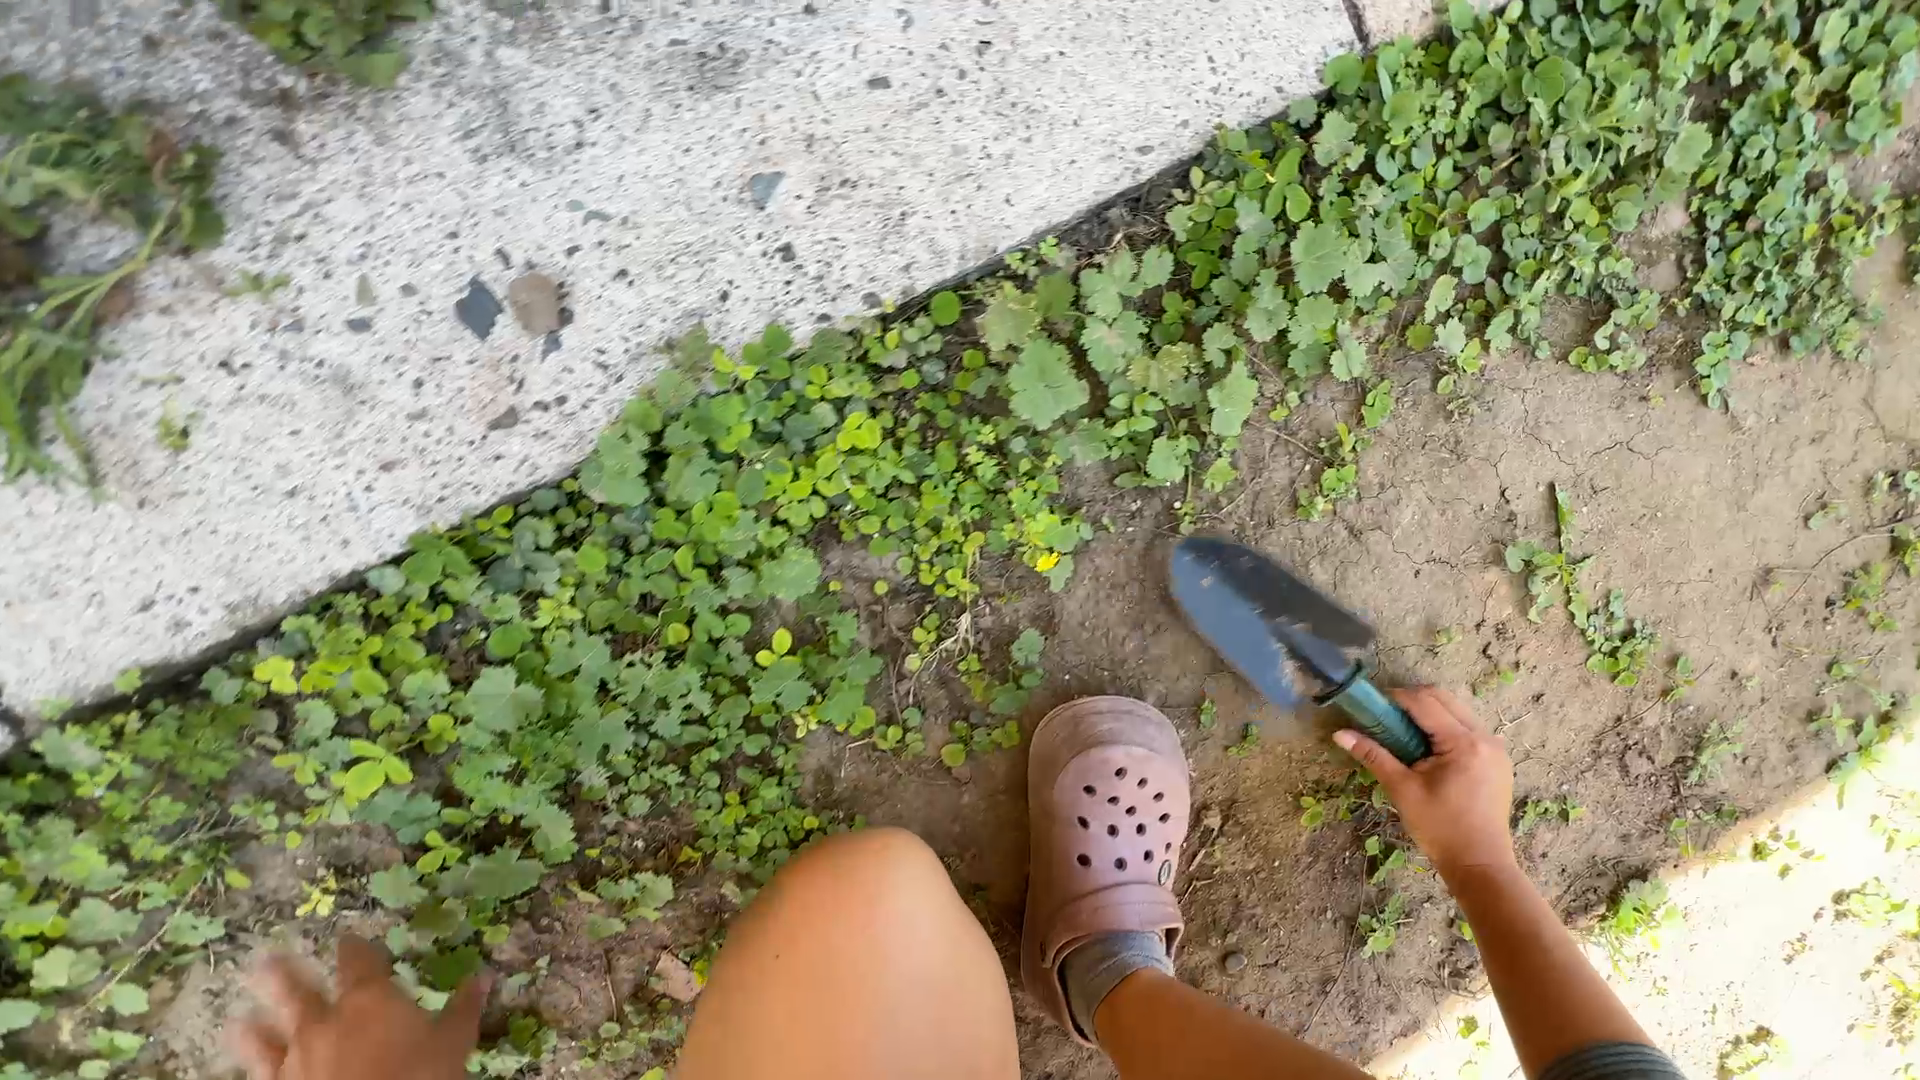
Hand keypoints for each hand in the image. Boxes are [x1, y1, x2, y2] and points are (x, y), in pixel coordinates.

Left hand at [224, 936, 489, 1079]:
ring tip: (236, 1019)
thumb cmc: (417, 1076)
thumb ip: (464, 1008)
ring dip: (253, 1028)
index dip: (354, 948)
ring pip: (267, 1039)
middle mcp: (325, 1023)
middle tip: (266, 959)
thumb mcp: (453, 1042)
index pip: (359, 963)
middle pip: (300, 994)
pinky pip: (259, 1075)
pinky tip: (242, 1068)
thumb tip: (483, 976)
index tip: (346, 937)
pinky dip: (251, 1065)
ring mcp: (294, 1063)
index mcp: (370, 1000)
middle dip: (285, 977)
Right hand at [1333, 686, 1514, 880]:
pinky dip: (1443, 726)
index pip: (1425, 702)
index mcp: (1464, 744)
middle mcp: (1486, 739)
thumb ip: (1373, 755)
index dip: (1395, 698)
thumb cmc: (1439, 827)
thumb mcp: (1401, 788)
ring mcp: (1495, 749)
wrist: (1480, 865)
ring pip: (1457, 711)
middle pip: (1444, 699)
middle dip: (1412, 700)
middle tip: (1385, 716)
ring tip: (1402, 732)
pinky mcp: (1496, 760)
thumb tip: (1339, 734)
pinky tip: (1425, 747)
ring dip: (1428, 712)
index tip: (1371, 705)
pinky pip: (1467, 727)